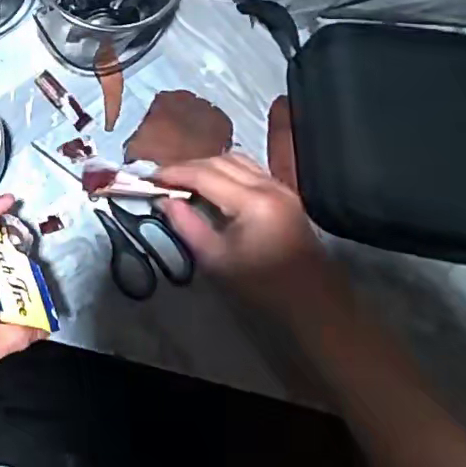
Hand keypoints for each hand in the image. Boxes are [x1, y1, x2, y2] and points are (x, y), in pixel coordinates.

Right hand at [157, 153, 340, 322]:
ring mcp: (281, 188)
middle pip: (220, 161)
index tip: (150, 178)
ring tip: (185, 180)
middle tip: (164, 179)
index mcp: (253, 202)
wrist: (314, 306)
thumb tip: (164, 200)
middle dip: (188, 166)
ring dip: (208, 165)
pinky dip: (226, 170)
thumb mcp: (216, 260)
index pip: (204, 174)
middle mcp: (269, 186)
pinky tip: (212, 185)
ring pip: (236, 160)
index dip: (174, 173)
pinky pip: (250, 169)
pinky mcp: (286, 195)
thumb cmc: (263, 288)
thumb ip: (187, 224)